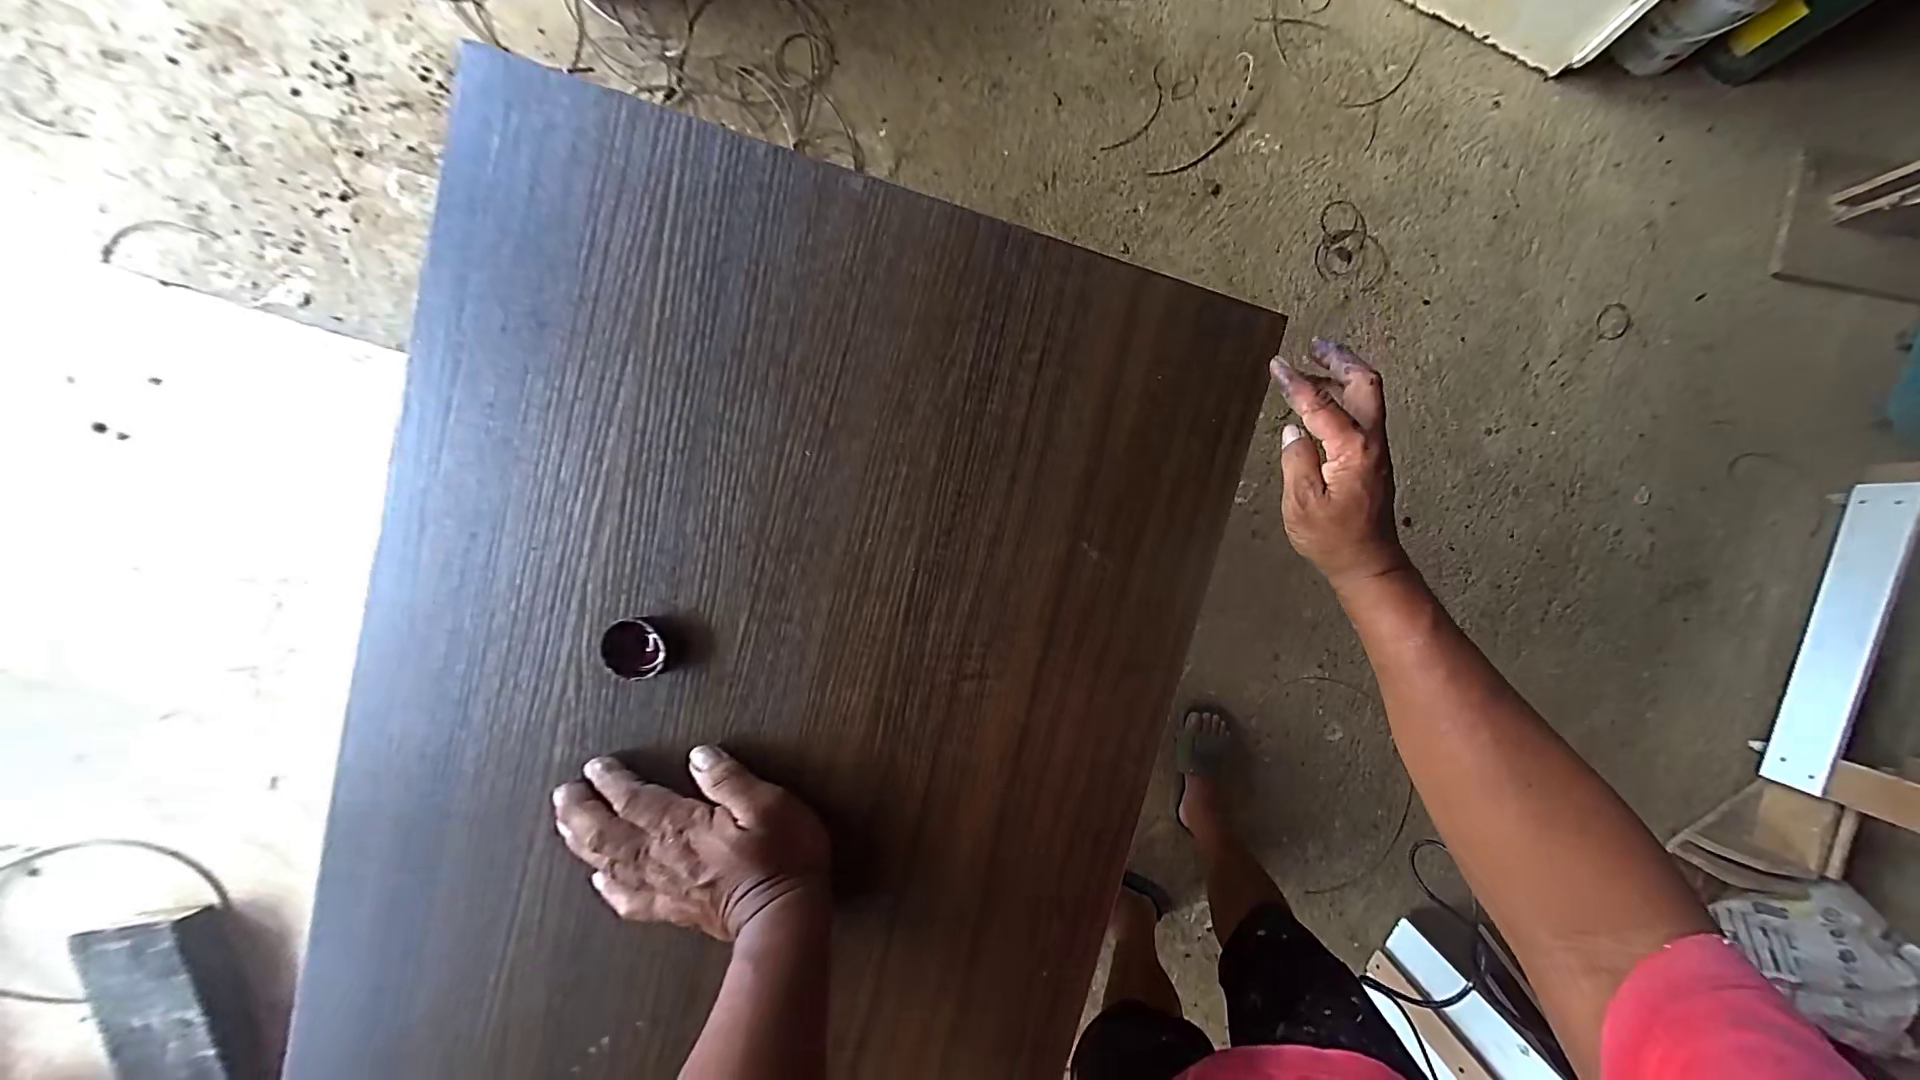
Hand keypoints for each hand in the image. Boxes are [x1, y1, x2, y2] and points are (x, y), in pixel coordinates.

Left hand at [552, 746, 830, 940]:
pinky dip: (607, 888)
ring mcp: (665, 886)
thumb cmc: (782, 857)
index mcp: (682, 826)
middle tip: (563, 793)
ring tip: (565, 826)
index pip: (635, 798)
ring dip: (582, 843)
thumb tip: (700, 755)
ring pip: (609, 863)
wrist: (785, 917)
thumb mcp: (767, 803)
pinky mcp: (675, 909)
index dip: (612, 780)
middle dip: (580, 811)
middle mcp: (663, 856)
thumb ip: (729, 778)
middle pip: (607, 833)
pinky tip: (600, 882)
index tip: (596, 765)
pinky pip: (629, 900)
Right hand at [1270, 338, 1407, 588]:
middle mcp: (1371, 442)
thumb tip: (1292, 431)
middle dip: (1340, 359)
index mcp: (1352, 449)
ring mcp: (1374, 448)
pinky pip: (1361, 413)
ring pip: (1366, 396)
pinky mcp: (1370, 458)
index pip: (1320, 405)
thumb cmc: (1332, 537)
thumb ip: (1297, 461)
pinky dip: (1344, 394)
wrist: (1367, 560)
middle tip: (1316, 344)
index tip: (1277, 365)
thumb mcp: (1302, 503)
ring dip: (1343, 373)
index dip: (1296, 383)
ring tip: (1317, 361)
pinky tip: (1325, 398)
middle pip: (1364, 384)